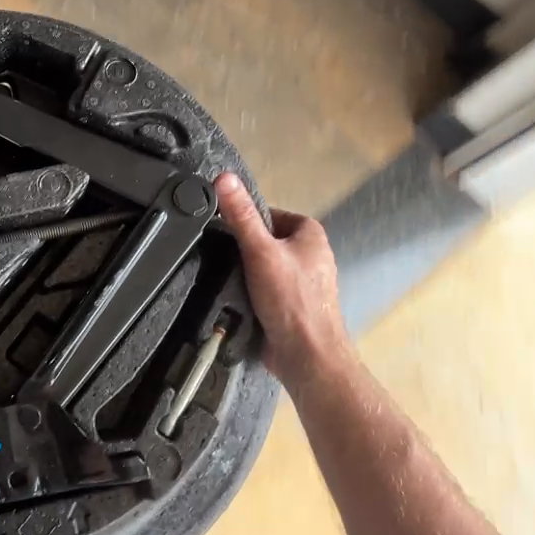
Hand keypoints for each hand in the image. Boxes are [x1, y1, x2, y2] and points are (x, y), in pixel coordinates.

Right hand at [214, 172, 348, 388]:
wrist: (306, 357)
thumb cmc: (291, 300)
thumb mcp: (260, 250)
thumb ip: (240, 215)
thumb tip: (224, 177)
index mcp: (310, 234)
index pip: (267, 213)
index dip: (244, 221)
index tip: (224, 232)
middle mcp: (309, 254)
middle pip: (262, 239)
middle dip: (242, 250)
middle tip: (223, 258)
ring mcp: (301, 281)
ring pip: (261, 265)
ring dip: (243, 272)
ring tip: (228, 279)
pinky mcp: (291, 304)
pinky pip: (263, 287)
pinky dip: (249, 291)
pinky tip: (236, 297)